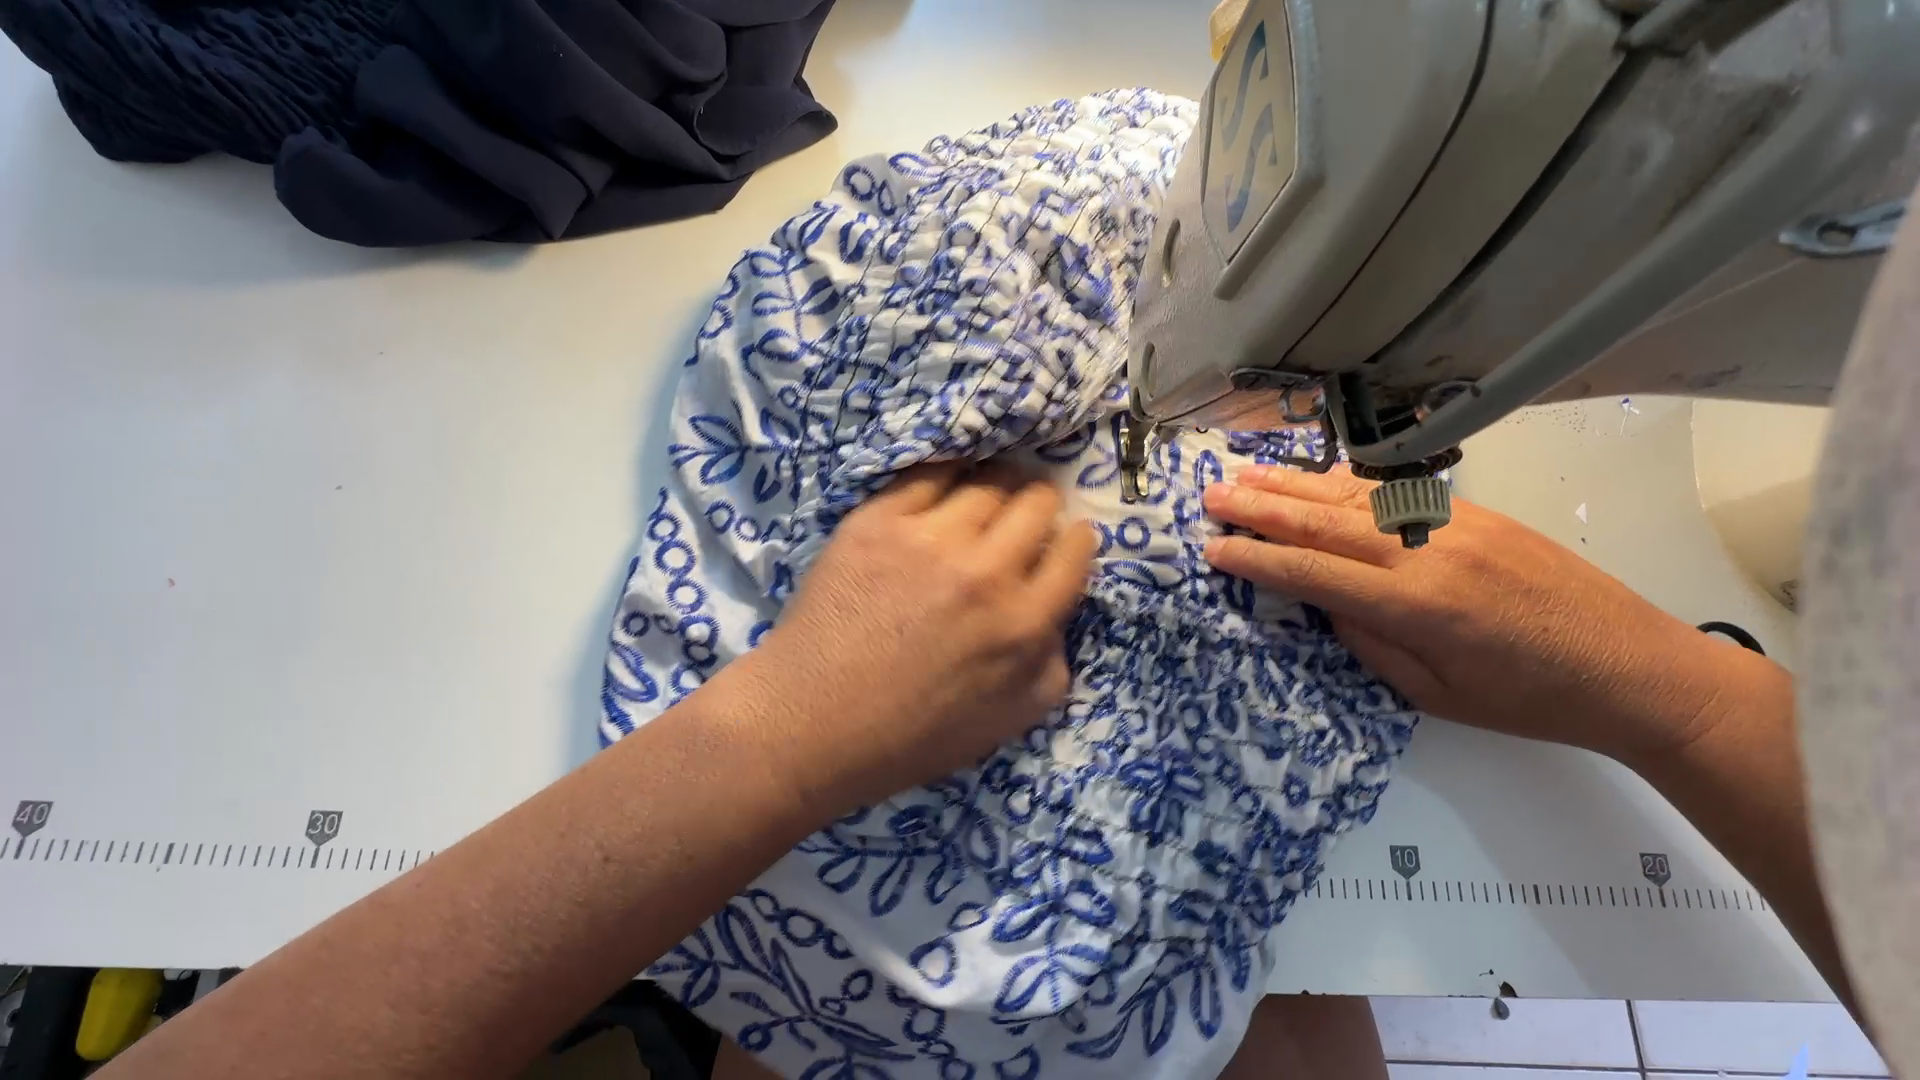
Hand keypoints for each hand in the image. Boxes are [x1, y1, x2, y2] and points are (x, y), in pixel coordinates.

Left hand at [728, 460, 1097, 809]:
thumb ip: (1051, 664)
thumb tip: (1056, 614)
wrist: (812, 722)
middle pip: (1036, 501)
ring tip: (985, 491)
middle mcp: (985, 572)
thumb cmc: (911, 734)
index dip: (1074, 538)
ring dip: (996, 481)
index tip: (1062, 537)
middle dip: (1040, 501)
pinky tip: (946, 480)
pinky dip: (947, 473)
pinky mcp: (876, 522)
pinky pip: (928, 473)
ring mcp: (928, 540)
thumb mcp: (1009, 720)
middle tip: (1025, 510)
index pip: (1075, 551)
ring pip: (987, 479)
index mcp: (1024, 624)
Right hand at [1202, 465, 1766, 767]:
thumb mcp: (1433, 693)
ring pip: (1352, 496)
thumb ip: (1368, 642)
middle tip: (1211, 495)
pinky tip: (1314, 476)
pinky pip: (1392, 490)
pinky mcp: (1473, 512)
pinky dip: (1343, 481)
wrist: (1634, 669)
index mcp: (1415, 606)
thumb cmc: (1527, 700)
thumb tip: (1324, 600)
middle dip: (1259, 508)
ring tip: (1244, 475)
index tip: (1212, 548)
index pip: (1311, 572)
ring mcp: (1452, 522)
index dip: (1256, 559)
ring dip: (1292, 484)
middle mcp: (1426, 551)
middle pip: (1323, 521)